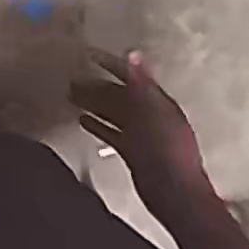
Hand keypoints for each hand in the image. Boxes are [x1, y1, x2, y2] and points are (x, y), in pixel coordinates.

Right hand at [73, 51, 214, 221]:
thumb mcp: (152, 112)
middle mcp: (151, 116)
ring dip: (94, 103)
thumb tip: (133, 52)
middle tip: (72, 79)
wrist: (176, 196)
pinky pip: (112, 132)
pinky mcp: (133, 152)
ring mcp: (143, 135)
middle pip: (120, 95)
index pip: (133, 77)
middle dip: (97, 85)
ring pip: (114, 113)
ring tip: (71, 95)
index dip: (112, 65)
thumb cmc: (166, 152)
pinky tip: (82, 120)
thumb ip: (141, 82)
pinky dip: (98, 125)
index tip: (90, 55)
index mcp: (159, 104)